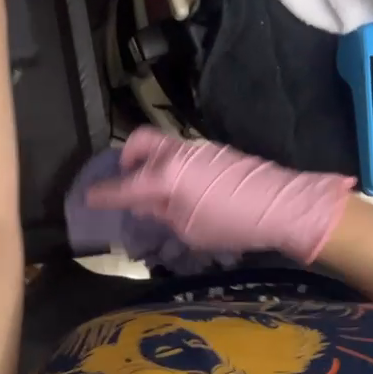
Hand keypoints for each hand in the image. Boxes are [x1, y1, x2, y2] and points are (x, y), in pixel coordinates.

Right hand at [85, 127, 355, 263]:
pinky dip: (170, 167)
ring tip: (153, 190)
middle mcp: (176, 154)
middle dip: (125, 160)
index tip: (87, 197)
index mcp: (164, 175)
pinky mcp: (215, 152)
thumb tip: (145, 206)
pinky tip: (180, 189)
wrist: (285, 206)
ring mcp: (197, 149)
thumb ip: (160, 214)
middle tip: (124, 180)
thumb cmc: (232, 224)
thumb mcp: (188, 230)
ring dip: (150, 164)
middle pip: (139, 143)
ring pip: (161, 148)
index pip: (123, 185)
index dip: (102, 194)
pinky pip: (180, 154)